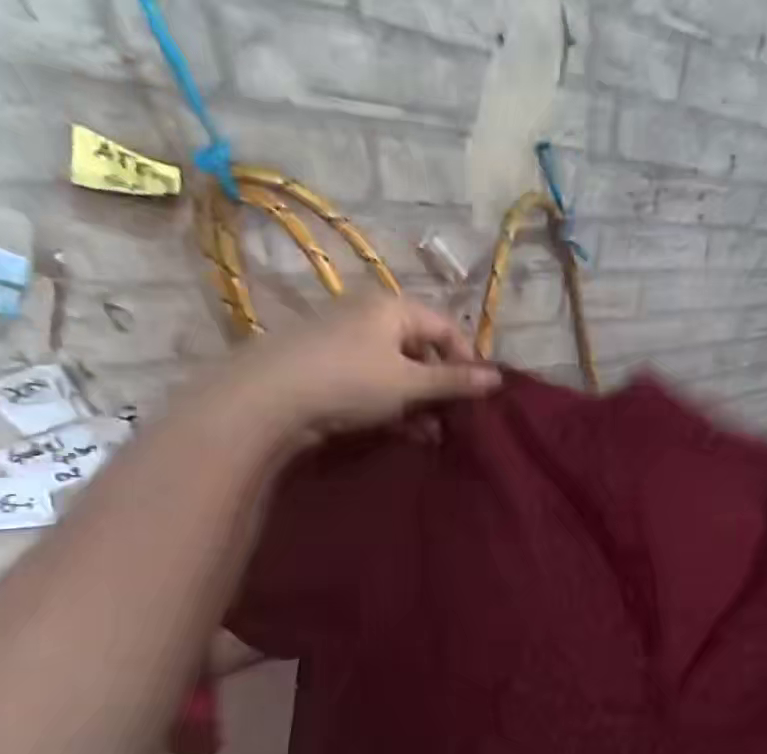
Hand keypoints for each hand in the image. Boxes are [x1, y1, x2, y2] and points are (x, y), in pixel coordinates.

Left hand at [230, 296, 500, 441]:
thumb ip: (454, 381)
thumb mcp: (409, 383)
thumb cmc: (350, 381)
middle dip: (441, 386)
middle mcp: (370, 316)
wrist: (268, 398)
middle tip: (455, 418)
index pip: (446, 327)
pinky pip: (373, 382)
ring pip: (397, 370)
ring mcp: (345, 342)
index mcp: (393, 307)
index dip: (467, 359)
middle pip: (421, 349)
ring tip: (431, 434)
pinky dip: (392, 405)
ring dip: (419, 402)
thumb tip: (498, 378)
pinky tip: (404, 432)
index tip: (479, 394)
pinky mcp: (327, 369)